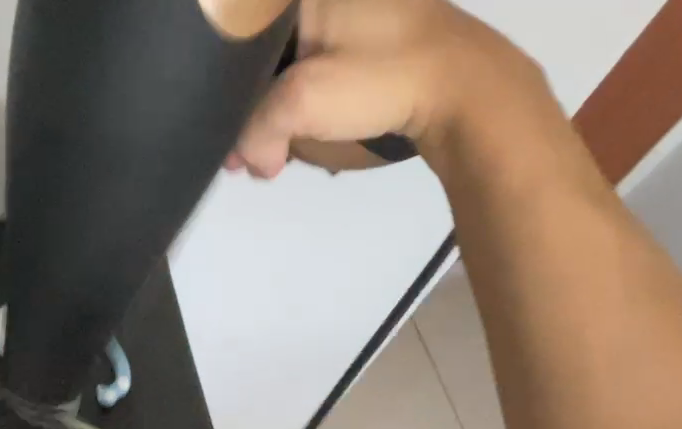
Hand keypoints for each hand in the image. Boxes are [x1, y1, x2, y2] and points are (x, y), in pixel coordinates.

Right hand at [225, 0, 547, 178]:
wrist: (462, 87)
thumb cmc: (382, 78)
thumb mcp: (301, 101)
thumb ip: (254, 131)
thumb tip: (247, 161)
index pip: (237, 32)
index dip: (219, 85)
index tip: (221, 128)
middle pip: (257, 54)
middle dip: (243, 108)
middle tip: (240, 155)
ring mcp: (346, 12)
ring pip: (281, 66)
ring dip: (266, 114)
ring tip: (264, 156)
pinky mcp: (362, 34)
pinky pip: (307, 68)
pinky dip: (293, 104)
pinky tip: (289, 136)